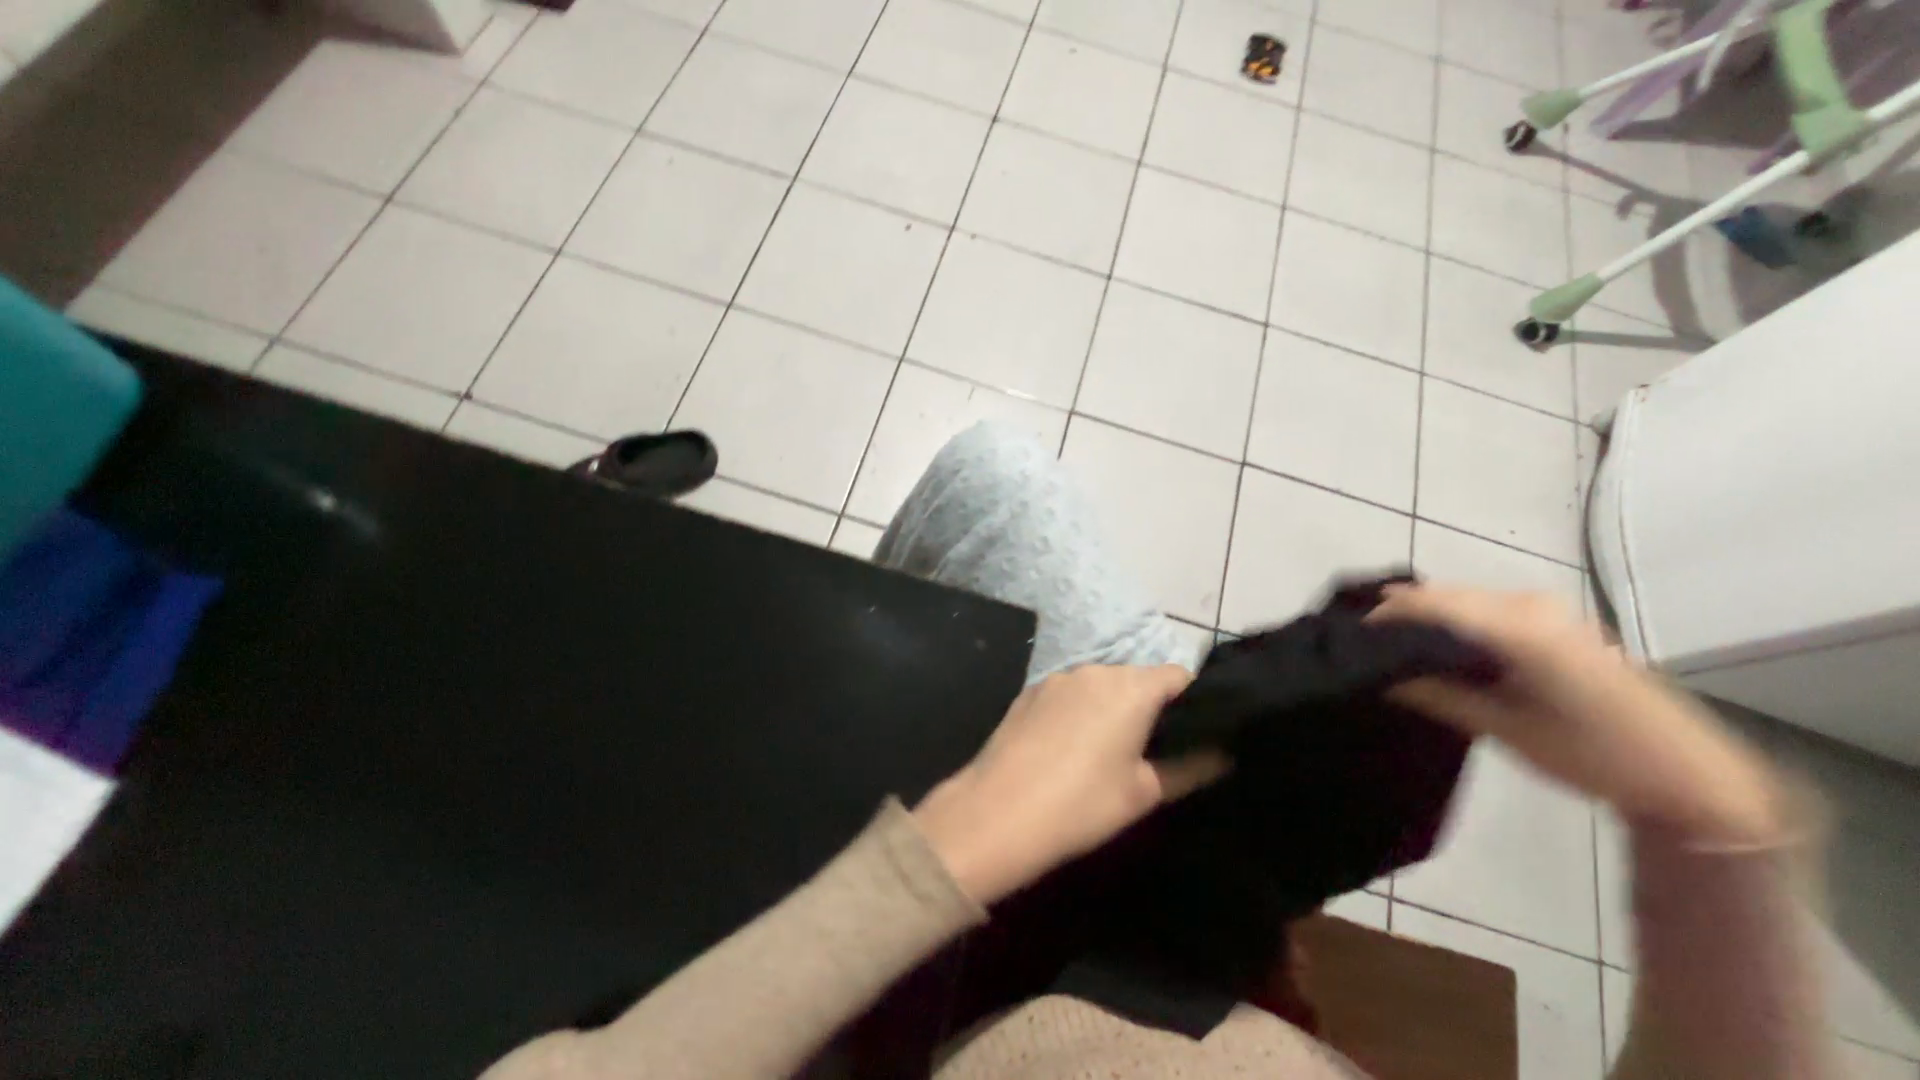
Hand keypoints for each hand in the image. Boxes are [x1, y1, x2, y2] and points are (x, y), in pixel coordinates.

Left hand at [912, 665, 1230, 904]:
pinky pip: (1068, 697)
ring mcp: (1056, 679)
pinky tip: (1068, 752)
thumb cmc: (1083, 803)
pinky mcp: (1027, 694)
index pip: (1179, 677)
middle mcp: (1095, 670)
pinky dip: (1078, 714)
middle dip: (1149, 709)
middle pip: (1137, 679)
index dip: (1194, 704)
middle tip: (1151, 754)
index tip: (1193, 736)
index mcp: (1131, 687)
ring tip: (1106, 756)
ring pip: (1100, 687)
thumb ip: (1190, 767)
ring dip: (1110, 710)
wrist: (997, 814)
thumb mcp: (1145, 793)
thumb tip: (1222, 754)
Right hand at [1369, 584, 1783, 845]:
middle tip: (1359, 646)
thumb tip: (1382, 676)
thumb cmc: (1596, 756)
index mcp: (1520, 628)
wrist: (1688, 773)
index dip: (1384, 617)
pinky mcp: (1556, 625)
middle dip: (1401, 615)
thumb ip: (1441, 694)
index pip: (1432, 605)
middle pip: (1446, 597)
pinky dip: (1456, 625)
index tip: (1346, 639)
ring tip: (1387, 649)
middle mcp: (1532, 605)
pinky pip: (1488, 613)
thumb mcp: (1508, 729)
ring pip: (1465, 603)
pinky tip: (1436, 650)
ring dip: (1427, 619)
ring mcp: (1548, 611)